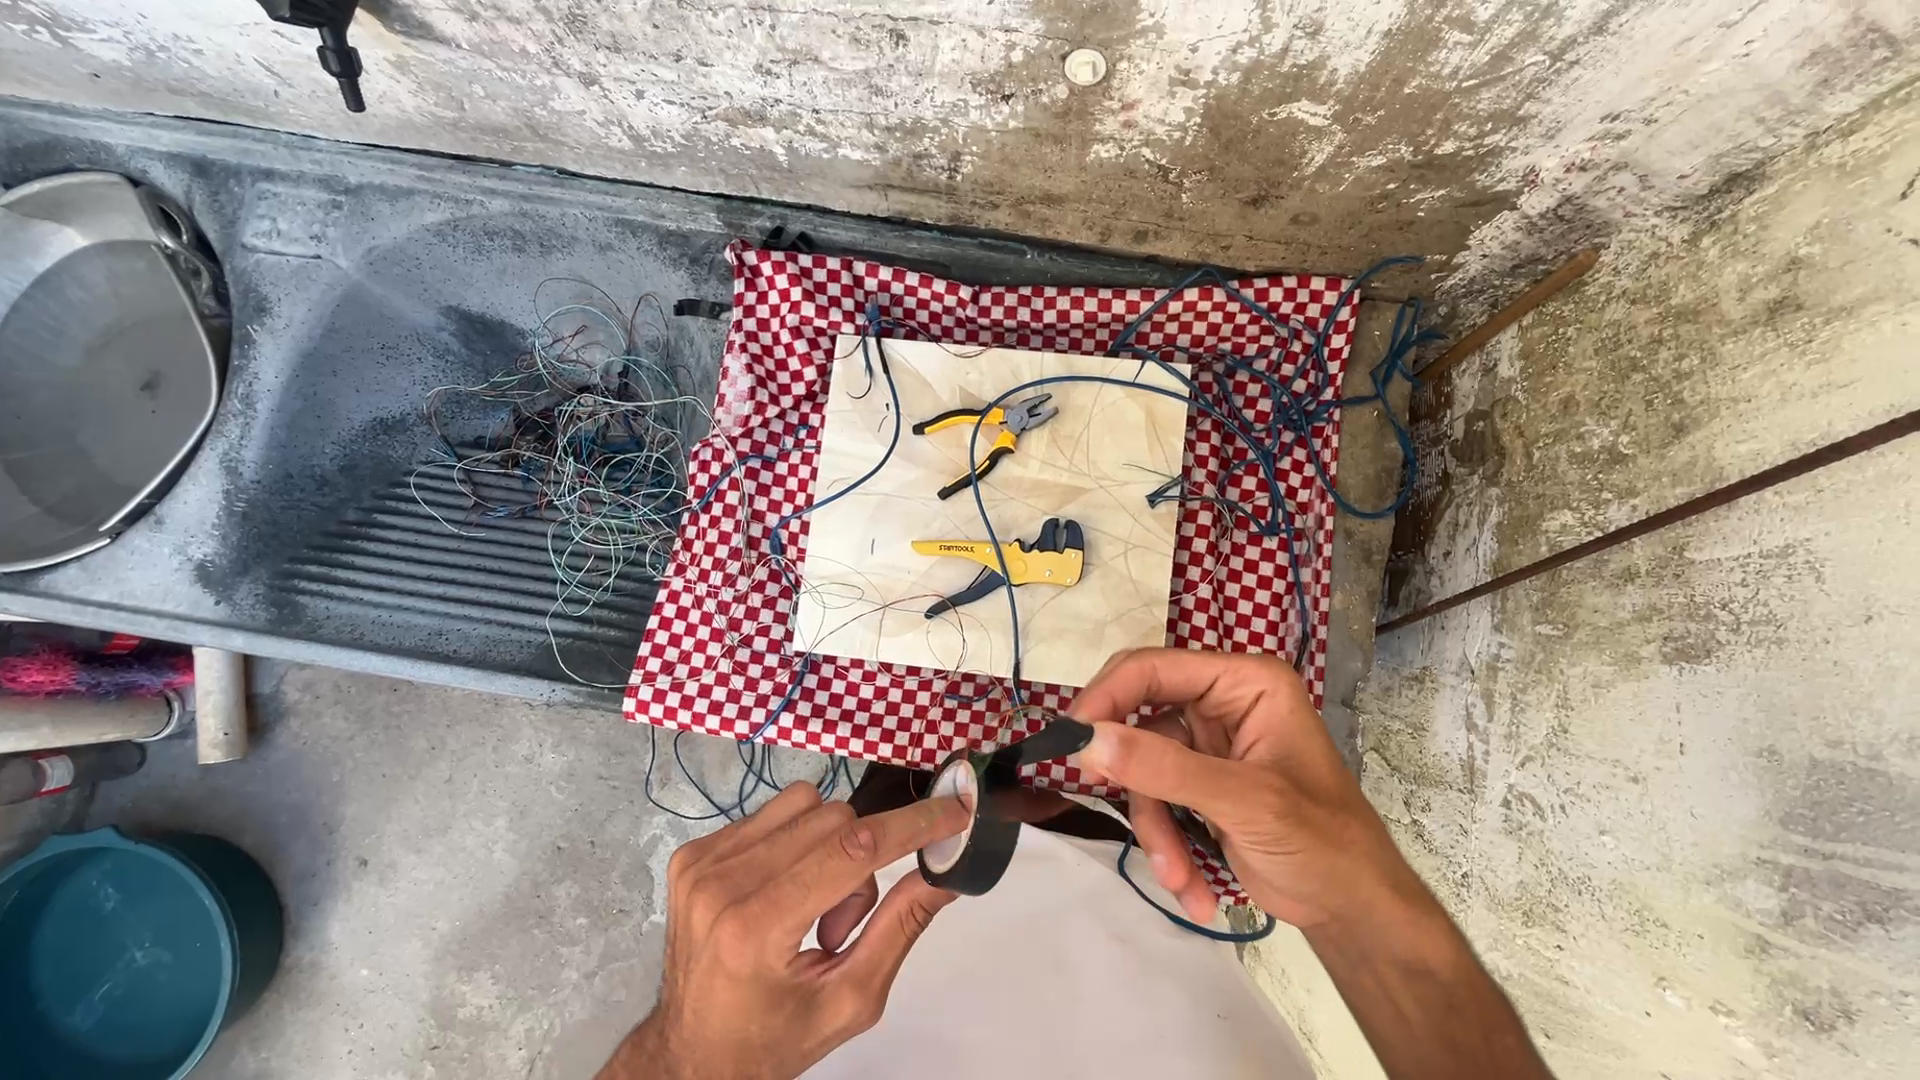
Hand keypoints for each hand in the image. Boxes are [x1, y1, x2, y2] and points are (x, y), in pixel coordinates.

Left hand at [599, 784, 969, 1079]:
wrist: (690, 1055)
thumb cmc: (774, 1040)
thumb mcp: (850, 1001)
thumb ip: (900, 928)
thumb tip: (946, 873)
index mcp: (757, 928)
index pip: (852, 851)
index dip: (910, 825)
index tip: (954, 810)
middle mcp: (721, 883)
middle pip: (834, 821)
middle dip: (860, 863)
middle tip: (841, 927)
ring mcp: (700, 862)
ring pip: (806, 805)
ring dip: (829, 847)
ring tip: (808, 909)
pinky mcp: (692, 852)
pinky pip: (772, 813)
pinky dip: (796, 843)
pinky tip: (782, 892)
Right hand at [1070, 648, 1432, 929]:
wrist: (1354, 910)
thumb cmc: (1321, 841)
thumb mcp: (1244, 802)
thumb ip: (1164, 768)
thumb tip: (1086, 740)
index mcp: (1244, 683)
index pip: (1154, 668)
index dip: (1107, 696)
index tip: (1070, 737)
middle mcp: (1221, 702)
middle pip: (1139, 715)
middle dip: (1128, 768)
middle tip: (1093, 787)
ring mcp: (1207, 745)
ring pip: (1141, 767)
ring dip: (1155, 826)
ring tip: (1177, 874)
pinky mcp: (1198, 784)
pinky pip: (1155, 799)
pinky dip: (1166, 843)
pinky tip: (1190, 885)